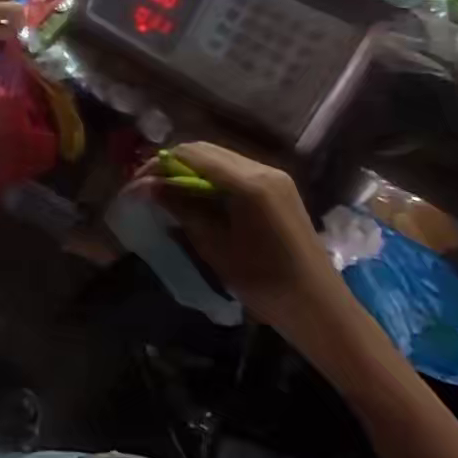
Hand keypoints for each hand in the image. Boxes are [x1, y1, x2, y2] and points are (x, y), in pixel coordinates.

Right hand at [132, 142, 346, 332]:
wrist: (319, 307)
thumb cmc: (264, 283)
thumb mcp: (215, 246)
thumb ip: (182, 208)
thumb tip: (147, 186)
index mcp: (248, 183)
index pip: (193, 155)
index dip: (161, 164)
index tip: (137, 182)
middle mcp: (262, 168)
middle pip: (206, 150)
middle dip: (174, 163)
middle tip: (149, 186)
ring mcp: (274, 175)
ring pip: (221, 157)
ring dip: (192, 168)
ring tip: (169, 191)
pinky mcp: (278, 187)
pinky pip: (236, 170)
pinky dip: (212, 176)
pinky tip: (198, 196)